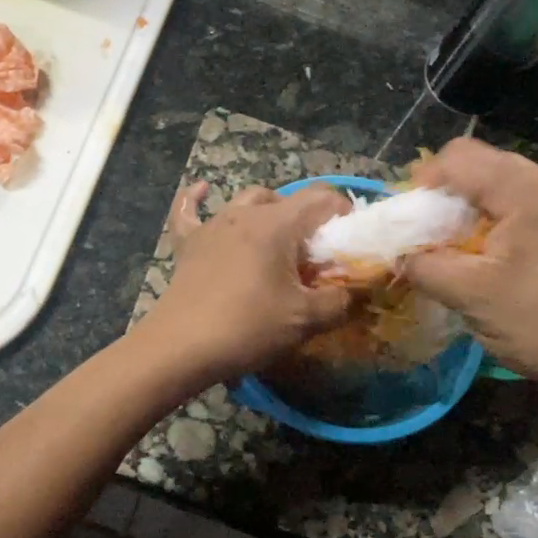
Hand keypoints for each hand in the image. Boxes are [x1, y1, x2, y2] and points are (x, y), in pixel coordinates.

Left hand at [136, 182, 353, 383]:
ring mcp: (211, 226)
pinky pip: (189, 211)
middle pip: (283, 199)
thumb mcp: (305, 319)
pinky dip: (196, 199)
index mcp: (277, 225)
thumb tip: (356, 291)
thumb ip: (339, 301)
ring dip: (266, 211)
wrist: (182, 347)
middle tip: (314, 253)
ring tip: (278, 238)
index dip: (342, 212)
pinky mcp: (187, 245)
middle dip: (305, 218)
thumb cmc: (248, 328)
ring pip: (244, 201)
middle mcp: (243, 214)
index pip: (320, 199)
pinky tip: (201, 190)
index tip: (350, 239)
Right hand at [404, 139, 537, 399]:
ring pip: (503, 184)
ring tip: (455, 248)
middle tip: (426, 235)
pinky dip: (496, 220)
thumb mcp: (470, 296)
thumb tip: (394, 253)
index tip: (407, 220)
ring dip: (471, 209)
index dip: (423, 182)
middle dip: (446, 195)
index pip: (460, 158)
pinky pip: (525, 203)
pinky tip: (488, 255)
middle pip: (483, 165)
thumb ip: (424, 264)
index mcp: (532, 191)